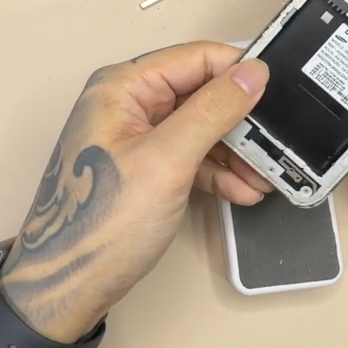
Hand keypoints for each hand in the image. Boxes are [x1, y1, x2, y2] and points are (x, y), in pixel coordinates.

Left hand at [0, 43, 269, 341]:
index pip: (195, 58)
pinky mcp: (143, 166)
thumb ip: (213, 111)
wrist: (67, 289)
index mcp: (122, 86)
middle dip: (240, 120)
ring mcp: (134, 136)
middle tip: (277, 143)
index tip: (280, 91)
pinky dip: (215, 171)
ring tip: (265, 177)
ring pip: (198, 127)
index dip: (239, 71)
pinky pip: (188, 155)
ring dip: (234, 151)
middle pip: (199, 93)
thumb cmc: (105, 222)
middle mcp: (127, 102)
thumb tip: (253, 73)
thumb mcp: (168, 161)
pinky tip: (242, 191)